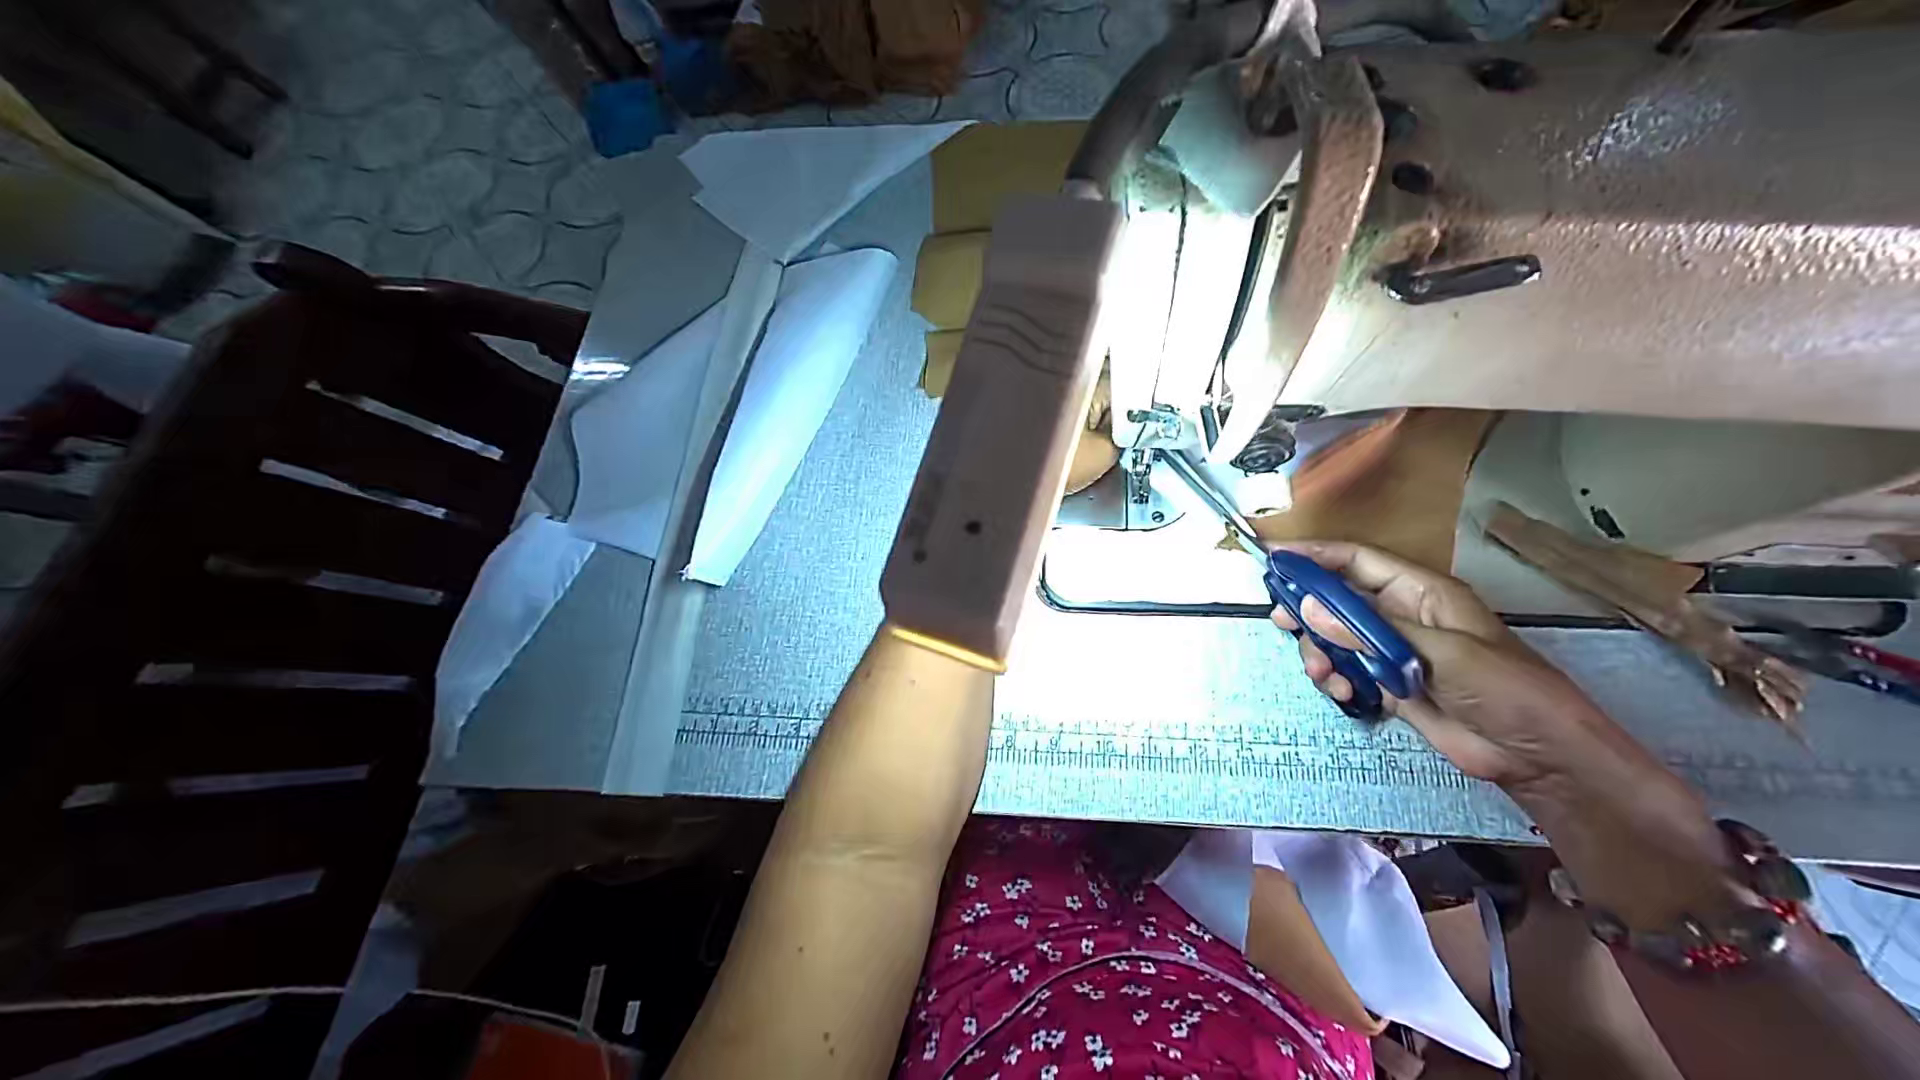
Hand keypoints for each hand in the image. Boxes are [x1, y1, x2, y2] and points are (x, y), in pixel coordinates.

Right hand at [1273, 541, 1738, 925]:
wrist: (1538, 755)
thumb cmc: (1505, 688)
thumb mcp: (1440, 653)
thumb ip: (1370, 630)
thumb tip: (1307, 607)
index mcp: (1419, 591)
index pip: (1356, 560)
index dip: (1314, 554)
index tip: (1273, 557)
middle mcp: (1399, 614)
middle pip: (1335, 598)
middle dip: (1307, 609)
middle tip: (1282, 623)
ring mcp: (1391, 649)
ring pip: (1333, 636)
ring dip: (1319, 652)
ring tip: (1324, 674)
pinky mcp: (1386, 682)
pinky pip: (1344, 670)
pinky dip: (1334, 679)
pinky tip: (1344, 693)